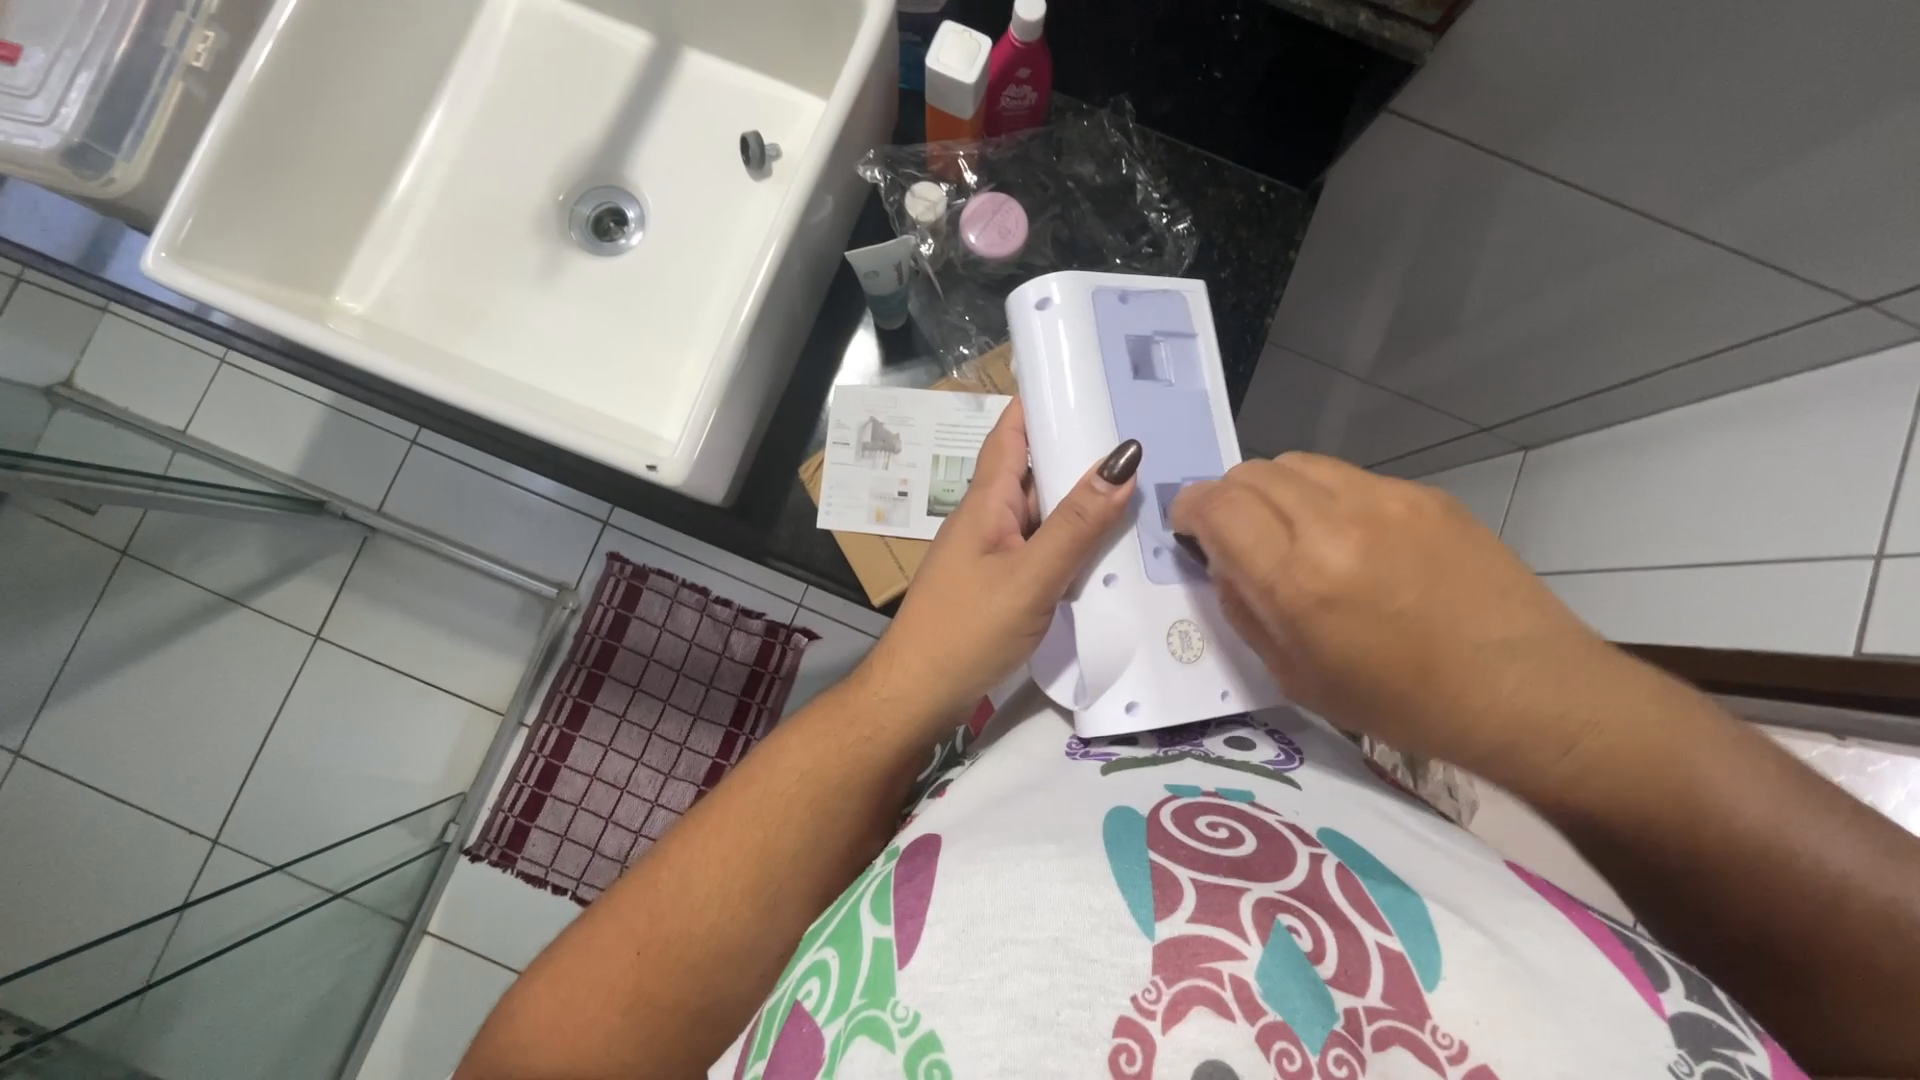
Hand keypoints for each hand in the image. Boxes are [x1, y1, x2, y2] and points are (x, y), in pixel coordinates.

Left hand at [858, 398, 1140, 730]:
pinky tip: (1111, 548)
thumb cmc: (967, 630)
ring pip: (1044, 514)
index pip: (1012, 433)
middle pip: (1036, 472)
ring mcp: (994, 553)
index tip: (1090, 377)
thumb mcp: (1030, 576)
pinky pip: (1043, 549)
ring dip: (1083, 501)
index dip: (1043, 401)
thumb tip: (1123, 460)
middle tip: (1145, 433)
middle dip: (1081, 452)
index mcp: (986, 501)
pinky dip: (1075, 543)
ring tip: (1145, 483)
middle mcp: (988, 518)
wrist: (919, 695)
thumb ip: (1077, 524)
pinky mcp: (1002, 584)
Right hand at [1170, 452, 1635, 786]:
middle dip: (1226, 498)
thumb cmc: (1401, 703)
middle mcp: (1335, 524)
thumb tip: (1221, 560)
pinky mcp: (1423, 494)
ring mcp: (1385, 500)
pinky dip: (1322, 495)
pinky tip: (1345, 536)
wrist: (1524, 691)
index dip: (1188, 509)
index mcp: (1298, 580)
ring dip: (1271, 490)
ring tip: (1286, 530)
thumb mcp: (1294, 676)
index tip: (1188, 529)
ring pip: (1296, 463)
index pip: (1216, 506)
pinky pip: (1346, 477)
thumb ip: (1244, 609)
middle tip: (1233, 534)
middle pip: (1250, 473)